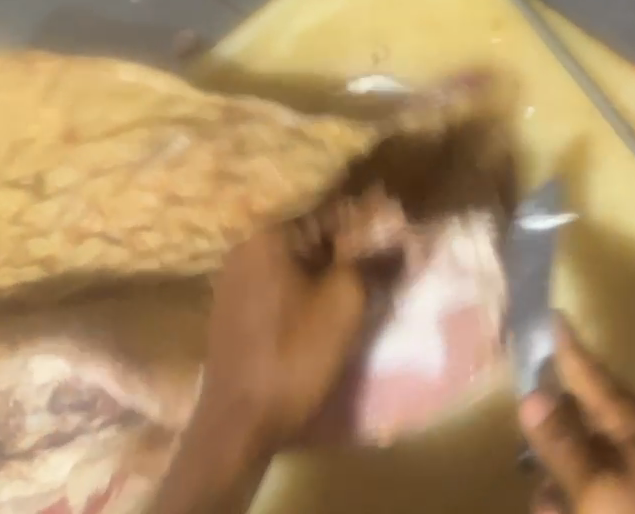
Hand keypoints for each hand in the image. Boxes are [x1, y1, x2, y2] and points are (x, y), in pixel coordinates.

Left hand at [151, 195, 401, 513]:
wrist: (239, 425)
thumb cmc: (295, 353)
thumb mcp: (347, 300)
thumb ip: (373, 259)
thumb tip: (400, 237)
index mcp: (269, 234)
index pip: (332, 209)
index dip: (370, 219)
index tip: (399, 229)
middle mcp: (246, 246)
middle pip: (313, 234)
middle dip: (351, 245)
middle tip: (387, 259)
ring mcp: (235, 279)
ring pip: (298, 260)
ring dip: (331, 267)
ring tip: (366, 281)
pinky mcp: (235, 309)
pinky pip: (281, 282)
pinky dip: (308, 286)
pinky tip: (331, 304)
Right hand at [518, 321, 634, 513]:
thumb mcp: (600, 492)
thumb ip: (564, 446)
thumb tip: (530, 394)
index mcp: (634, 425)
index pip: (591, 373)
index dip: (567, 347)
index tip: (552, 313)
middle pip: (580, 420)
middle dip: (552, 430)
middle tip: (526, 431)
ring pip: (579, 467)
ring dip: (556, 486)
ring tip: (548, 504)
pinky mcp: (632, 506)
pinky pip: (589, 498)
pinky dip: (572, 504)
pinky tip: (558, 512)